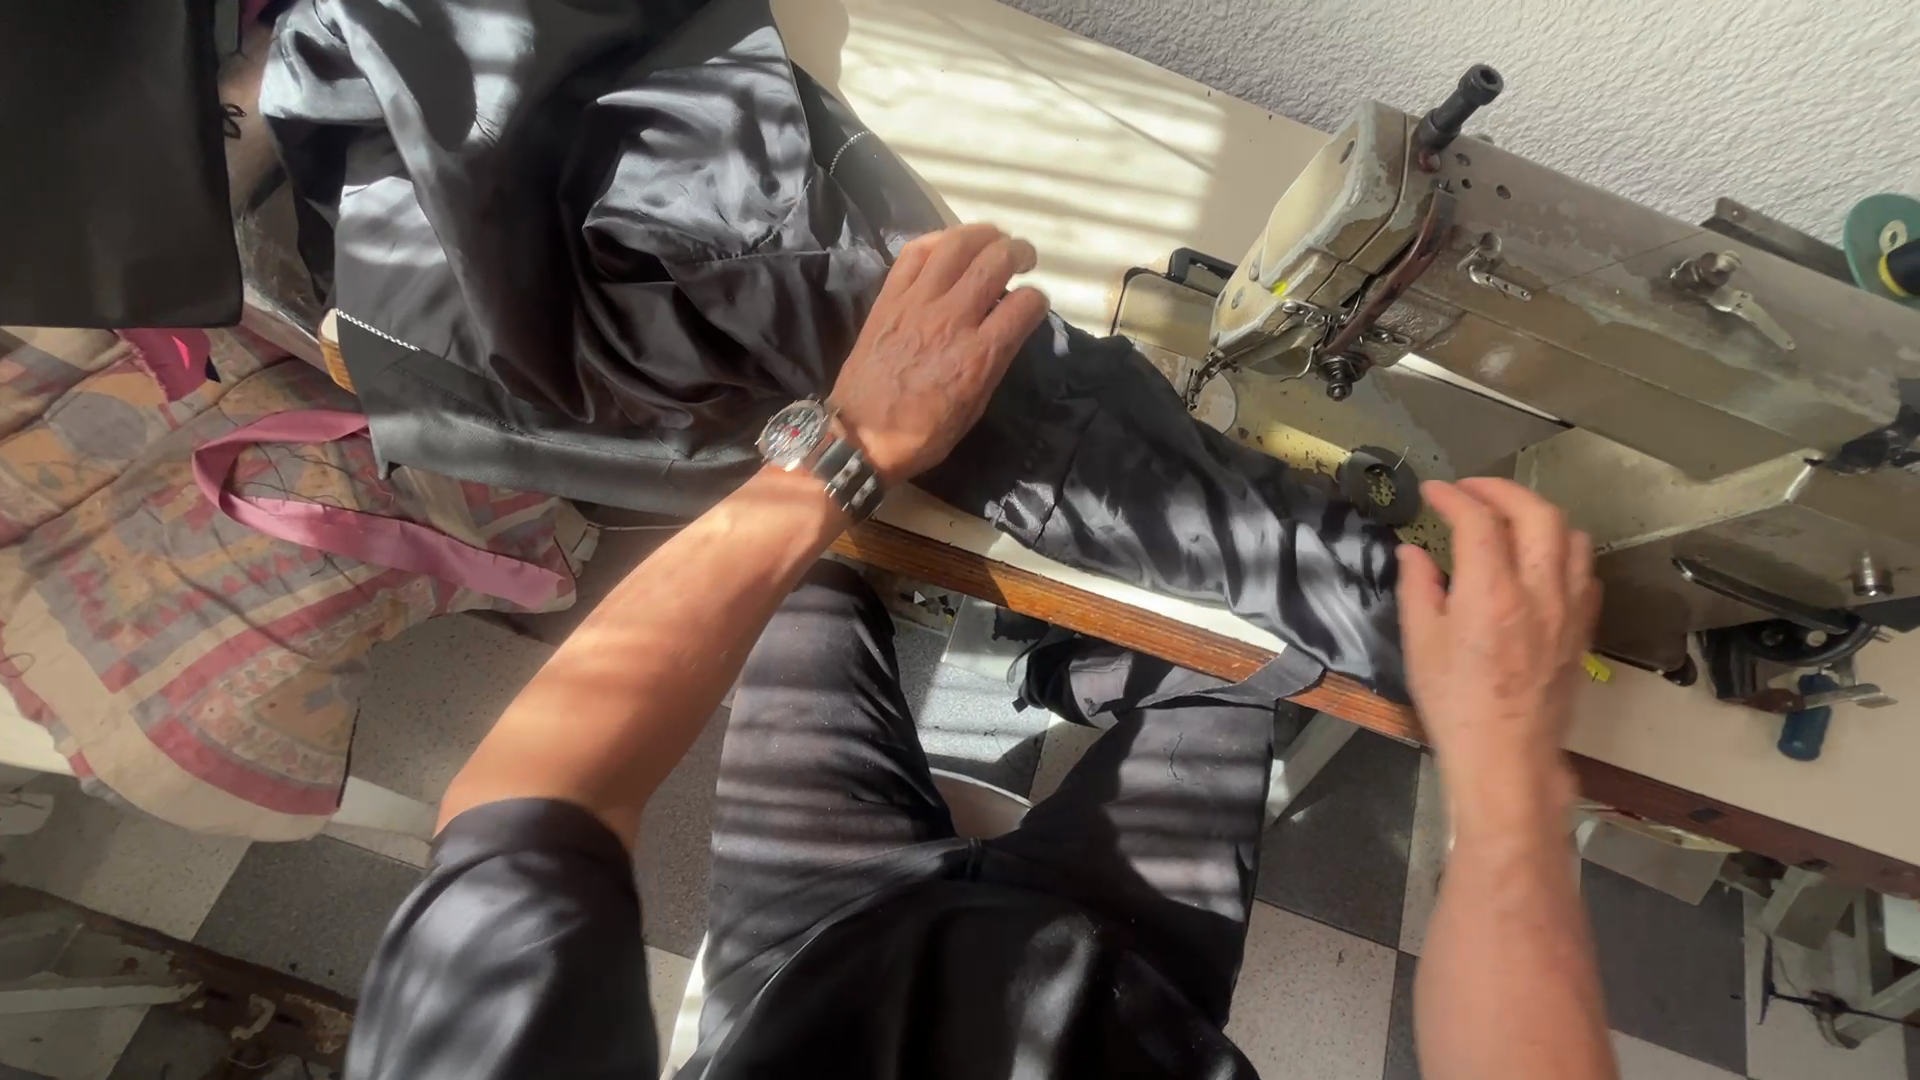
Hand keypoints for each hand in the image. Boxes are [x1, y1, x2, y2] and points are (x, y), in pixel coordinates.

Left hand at [829, 225, 1049, 485]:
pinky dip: (939, 239)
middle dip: (1019, 253)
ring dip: (984, 234)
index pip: (1024, 305)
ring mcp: (918, 303)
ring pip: (958, 244)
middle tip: (1024, 257)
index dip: (1038, 300)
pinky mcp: (889, 298)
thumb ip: (993, 364)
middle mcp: (952, 319)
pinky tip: (950, 244)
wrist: (860, 436)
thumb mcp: (973, 409)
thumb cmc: (923, 434)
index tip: (1035, 304)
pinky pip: (916, 252)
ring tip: (994, 238)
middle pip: (996, 261)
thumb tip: (1004, 331)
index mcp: (979, 355)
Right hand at [1397, 478, 1599, 794]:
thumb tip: (1414, 552)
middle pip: (1538, 514)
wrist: (1506, 751)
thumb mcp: (1419, 641)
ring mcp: (1569, 608)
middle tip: (1468, 489)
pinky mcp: (1583, 626)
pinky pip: (1582, 568)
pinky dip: (1557, 547)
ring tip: (1503, 517)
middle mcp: (1539, 592)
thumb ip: (1418, 586)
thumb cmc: (1452, 699)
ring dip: (1535, 515)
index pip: (1479, 522)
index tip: (1432, 491)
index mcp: (1491, 594)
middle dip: (1500, 490)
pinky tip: (1532, 559)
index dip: (1454, 497)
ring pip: (1571, 536)